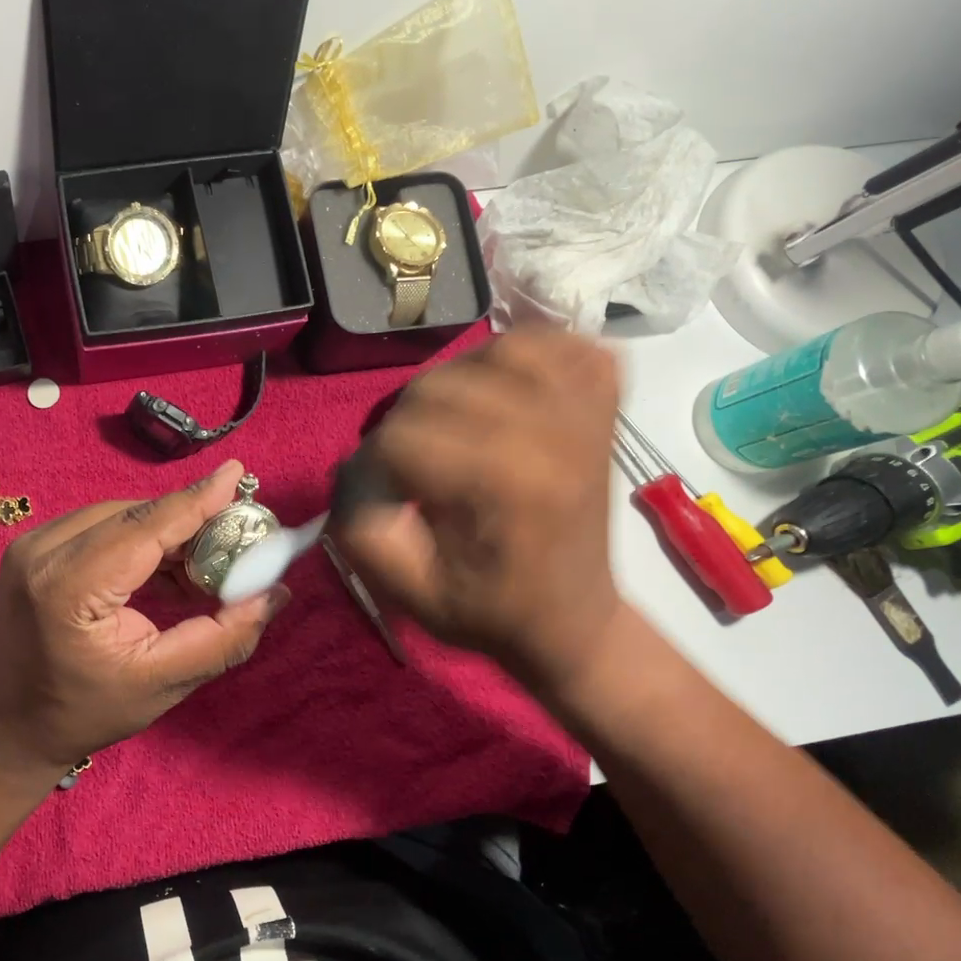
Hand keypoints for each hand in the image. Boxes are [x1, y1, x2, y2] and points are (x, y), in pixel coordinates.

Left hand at [0, 460, 290, 778]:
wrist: (13, 725)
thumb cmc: (85, 712)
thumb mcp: (162, 683)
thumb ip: (222, 638)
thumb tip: (274, 592)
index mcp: (67, 587)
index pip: (144, 528)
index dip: (196, 501)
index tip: (237, 473)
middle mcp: (42, 552)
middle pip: (131, 515)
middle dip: (187, 523)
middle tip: (234, 542)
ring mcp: (30, 545)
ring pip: (116, 516)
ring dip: (162, 532)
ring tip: (203, 566)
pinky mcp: (30, 548)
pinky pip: (96, 526)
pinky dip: (135, 540)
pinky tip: (166, 568)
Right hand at [333, 331, 622, 688]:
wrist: (571, 619)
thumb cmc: (486, 609)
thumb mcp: (407, 589)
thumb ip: (361, 526)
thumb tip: (356, 467)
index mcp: (507, 485)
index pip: (401, 437)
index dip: (374, 465)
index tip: (385, 498)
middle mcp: (553, 434)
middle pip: (437, 387)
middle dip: (403, 424)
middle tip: (411, 468)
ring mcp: (586, 408)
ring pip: (489, 352)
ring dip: (453, 385)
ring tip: (450, 426)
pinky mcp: (603, 396)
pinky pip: (553, 341)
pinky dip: (519, 356)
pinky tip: (501, 391)